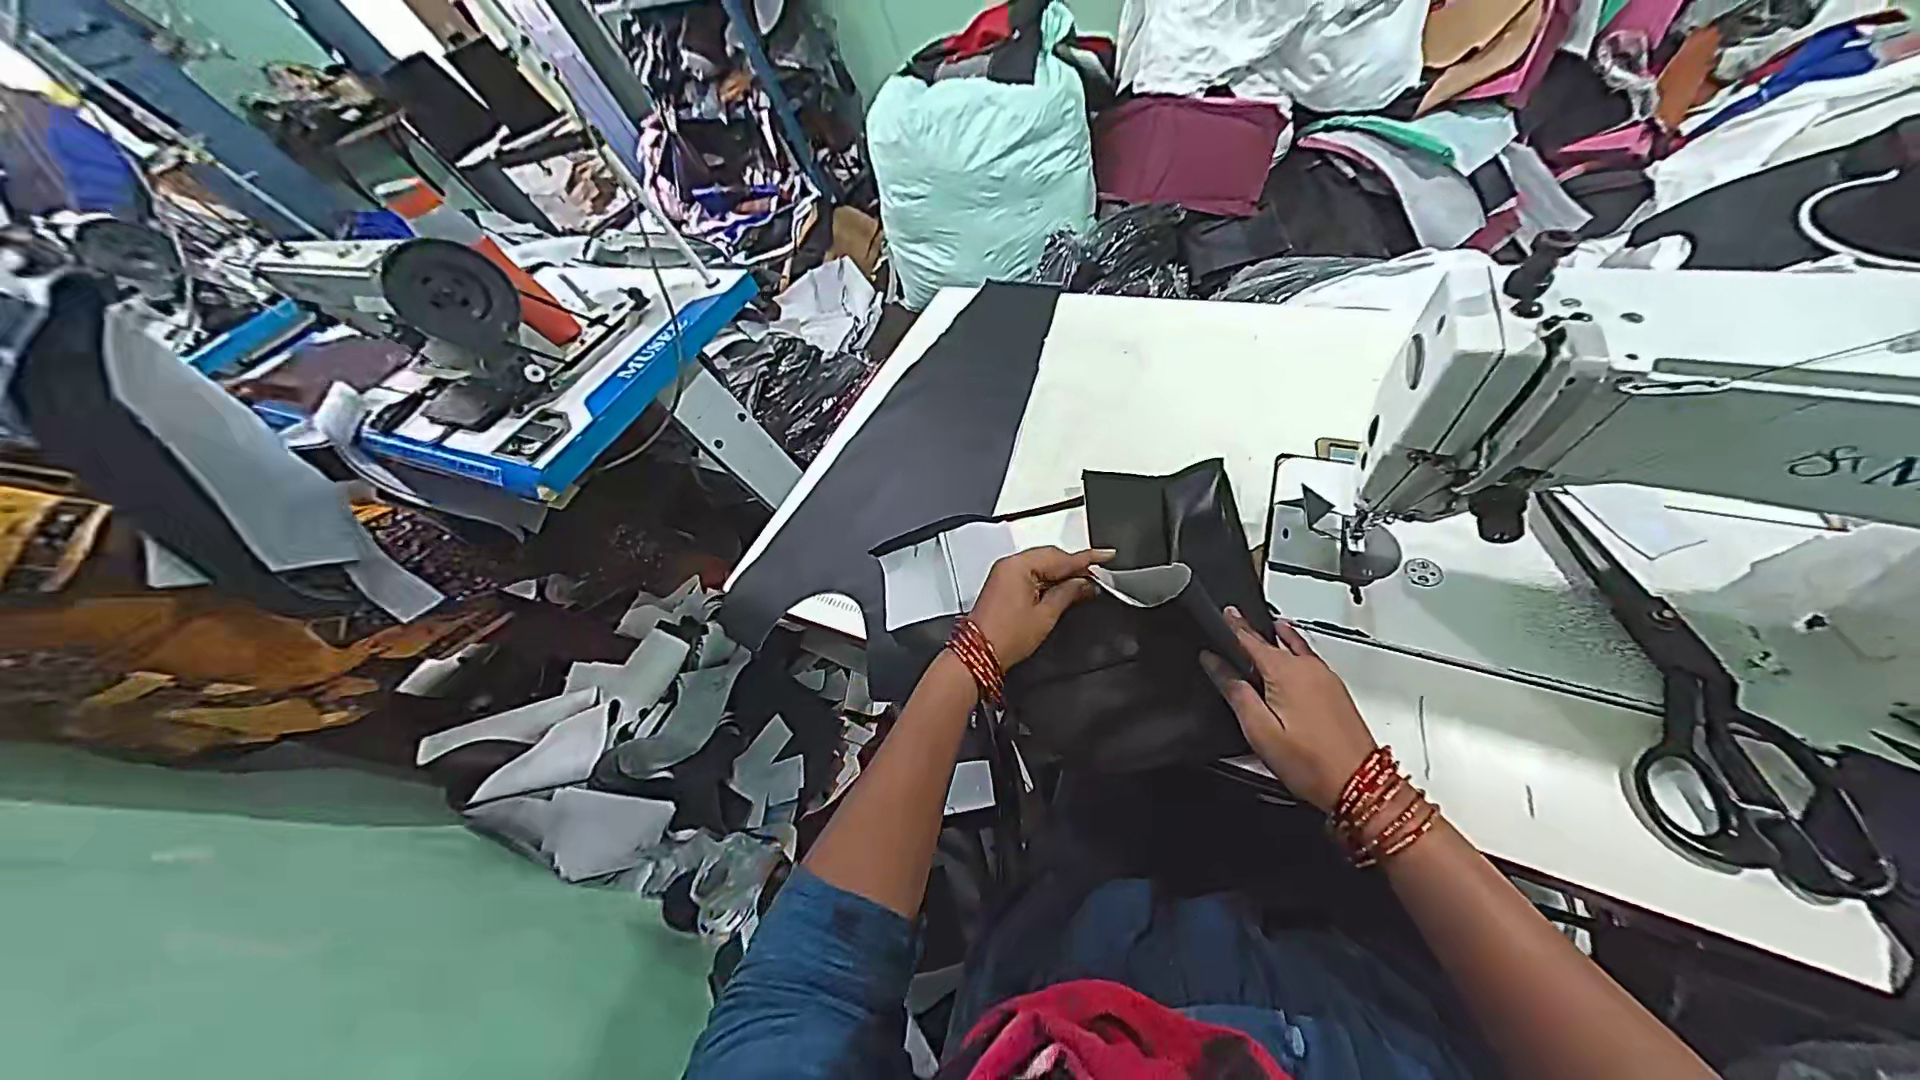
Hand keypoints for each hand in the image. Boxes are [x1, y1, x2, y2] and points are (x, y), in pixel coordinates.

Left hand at [968, 546, 1113, 667]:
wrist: (979, 654)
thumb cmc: (1005, 637)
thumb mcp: (1045, 615)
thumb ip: (1068, 593)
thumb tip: (1085, 584)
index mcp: (1019, 566)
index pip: (1060, 557)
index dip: (1086, 558)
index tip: (1105, 556)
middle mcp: (1009, 565)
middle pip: (1050, 558)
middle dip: (1074, 567)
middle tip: (1097, 577)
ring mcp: (1004, 574)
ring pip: (1041, 565)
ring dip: (1062, 574)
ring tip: (1084, 585)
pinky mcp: (1003, 584)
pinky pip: (1031, 574)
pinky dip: (1048, 580)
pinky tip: (1062, 589)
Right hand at [1200, 608, 1377, 811]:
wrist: (1360, 785)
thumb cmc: (1312, 763)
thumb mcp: (1259, 729)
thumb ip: (1234, 690)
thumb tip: (1213, 662)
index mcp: (1285, 672)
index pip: (1249, 639)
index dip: (1233, 626)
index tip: (1224, 613)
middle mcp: (1308, 668)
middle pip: (1272, 641)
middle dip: (1251, 632)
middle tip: (1235, 619)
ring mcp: (1325, 678)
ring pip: (1292, 649)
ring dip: (1274, 639)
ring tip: (1261, 630)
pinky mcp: (1336, 690)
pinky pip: (1309, 659)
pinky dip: (1294, 650)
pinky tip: (1291, 653)